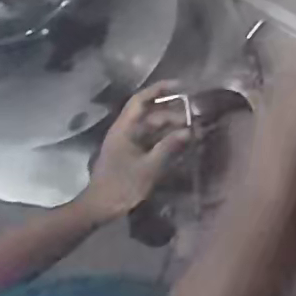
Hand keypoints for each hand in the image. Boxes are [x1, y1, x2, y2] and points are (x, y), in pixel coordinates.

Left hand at [74, 80, 199, 221]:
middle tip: (196, 115)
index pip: (141, 100)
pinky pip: (154, 138)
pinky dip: (168, 138)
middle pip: (152, 113)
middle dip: (174, 112)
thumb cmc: (121, 186)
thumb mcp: (148, 167)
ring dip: (173, 126)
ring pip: (155, 126)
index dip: (160, 89)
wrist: (98, 210)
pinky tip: (183, 142)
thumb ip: (169, 146)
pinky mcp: (133, 154)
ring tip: (193, 129)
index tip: (182, 86)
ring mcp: (129, 142)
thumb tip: (190, 130)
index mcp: (125, 129)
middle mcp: (126, 131)